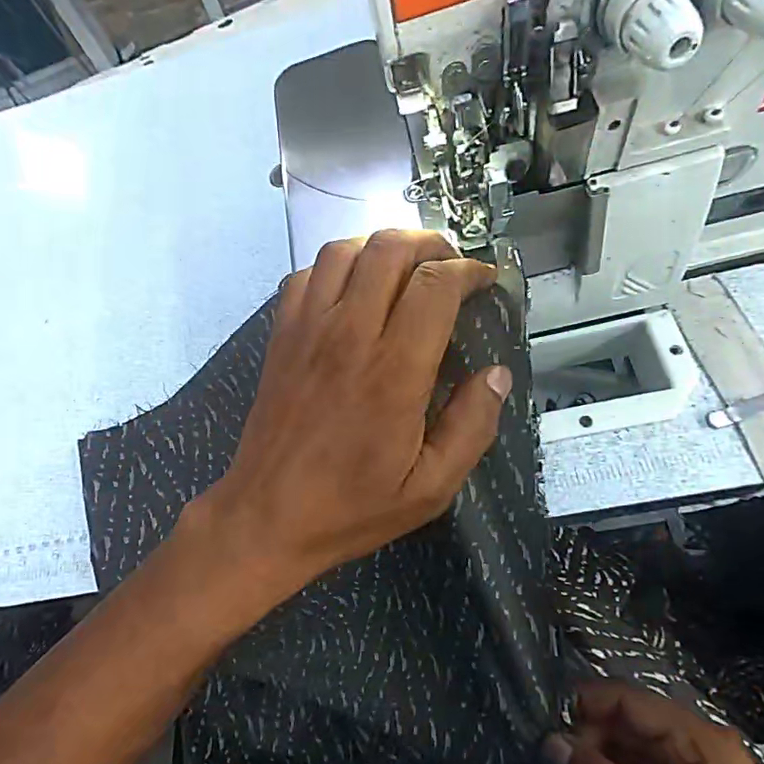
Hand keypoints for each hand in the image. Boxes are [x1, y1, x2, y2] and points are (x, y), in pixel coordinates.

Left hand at [184, 229, 507, 611]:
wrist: (267, 518)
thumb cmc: (353, 506)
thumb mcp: (431, 486)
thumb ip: (472, 427)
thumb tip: (497, 375)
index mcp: (394, 372)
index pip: (435, 286)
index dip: (468, 271)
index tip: (485, 281)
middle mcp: (349, 336)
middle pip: (390, 250)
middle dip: (431, 245)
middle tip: (452, 266)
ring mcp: (308, 330)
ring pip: (346, 249)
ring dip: (384, 246)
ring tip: (409, 267)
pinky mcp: (282, 337)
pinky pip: (307, 273)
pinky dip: (339, 264)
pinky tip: (356, 287)